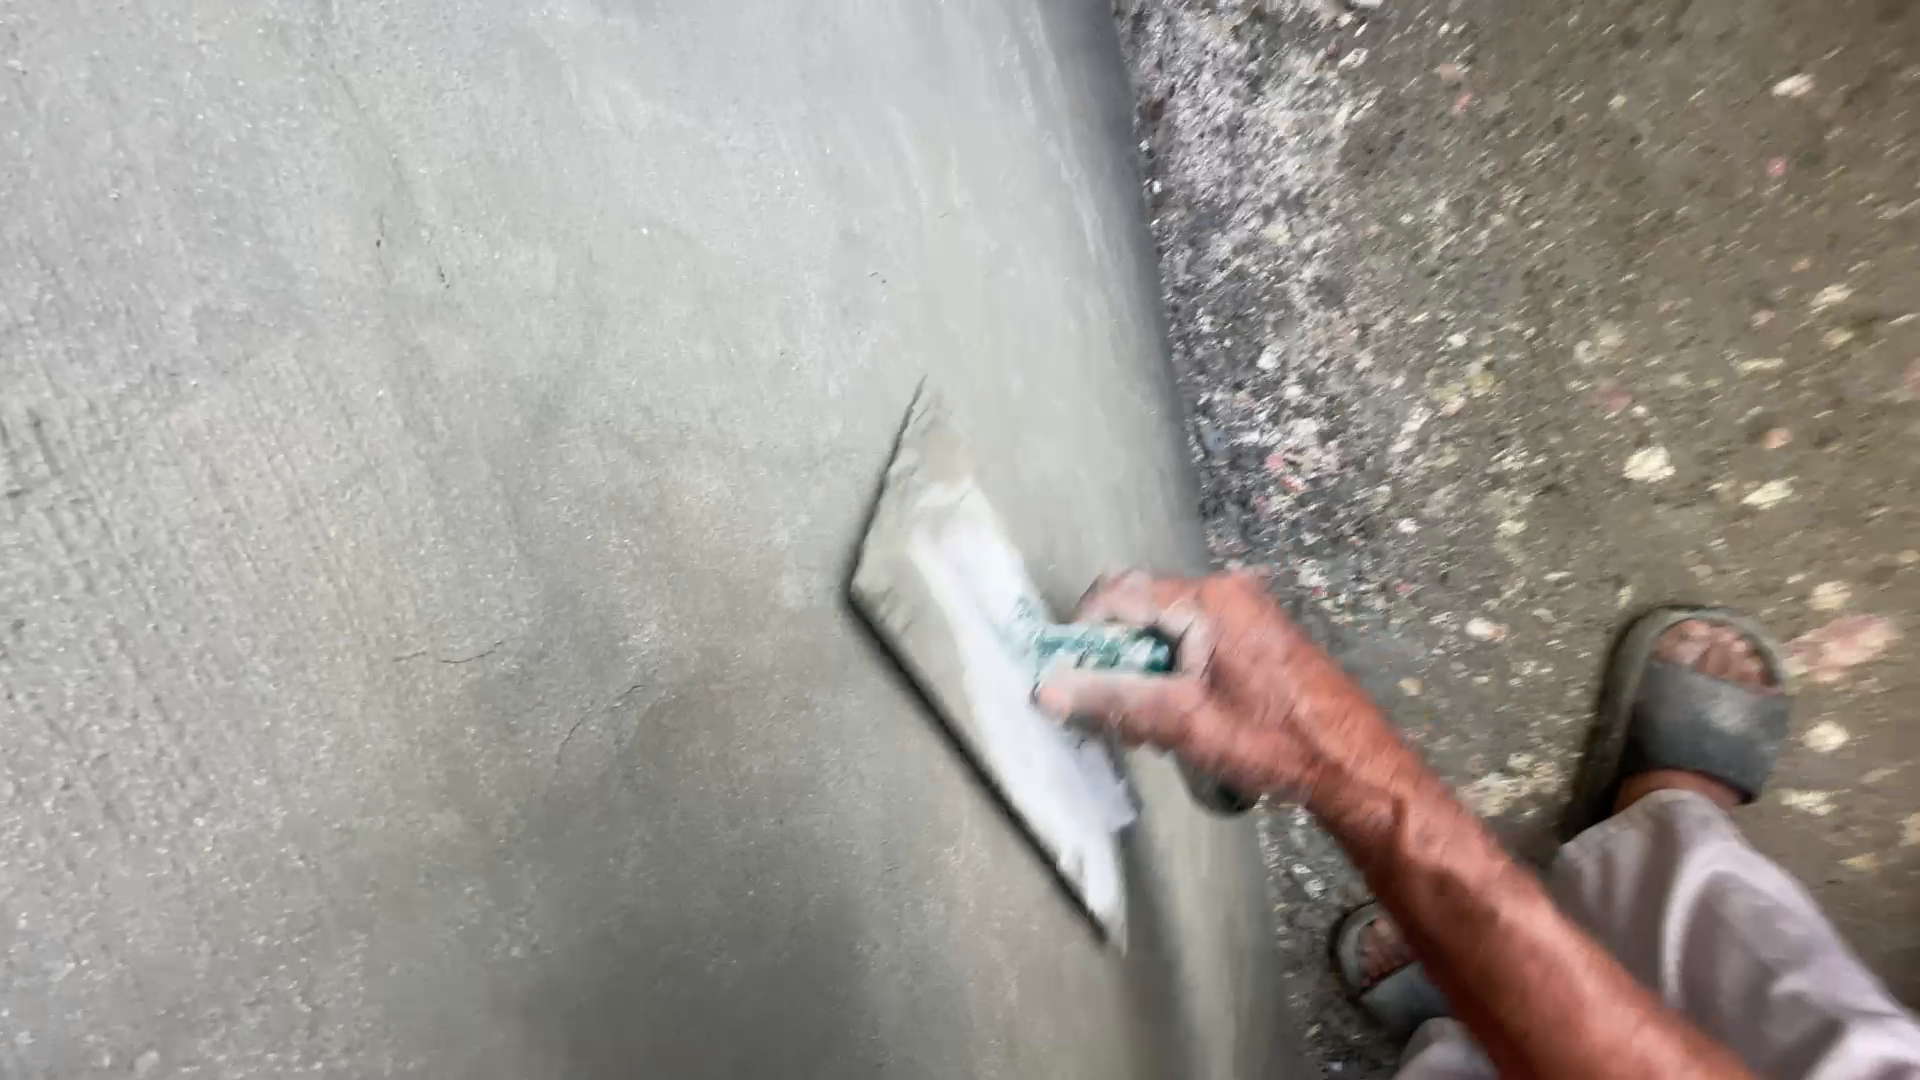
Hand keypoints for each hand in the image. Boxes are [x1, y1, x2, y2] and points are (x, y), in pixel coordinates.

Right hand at [1033, 570, 1412, 810]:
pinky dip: (1173, 665)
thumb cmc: (1271, 741)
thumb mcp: (1182, 721)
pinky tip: (1182, 709)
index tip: (1070, 671)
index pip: (1118, 592)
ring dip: (1144, 665)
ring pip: (1166, 623)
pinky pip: (1194, 633)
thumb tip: (1045, 690)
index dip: (1084, 629)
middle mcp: (1225, 588)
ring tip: (1151, 719)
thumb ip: (1110, 699)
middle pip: (1141, 606)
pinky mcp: (1256, 628)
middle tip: (1114, 705)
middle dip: (1117, 654)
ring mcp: (1245, 606)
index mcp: (1206, 599)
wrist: (1356, 765)